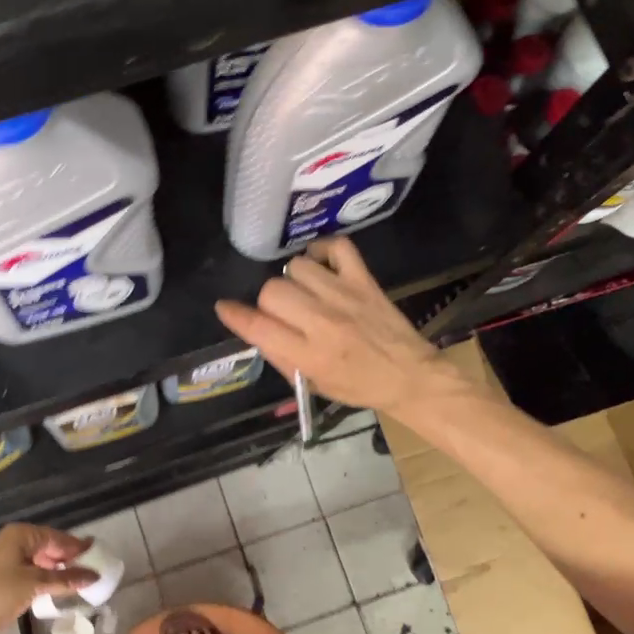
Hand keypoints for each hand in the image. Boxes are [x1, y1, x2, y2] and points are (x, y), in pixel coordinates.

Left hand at [0, 524, 96, 633]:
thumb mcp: (33, 586)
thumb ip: (65, 579)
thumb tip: (94, 575)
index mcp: (20, 534)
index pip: (57, 536)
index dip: (78, 546)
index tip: (98, 555)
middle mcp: (10, 540)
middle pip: (45, 546)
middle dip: (66, 558)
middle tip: (88, 571)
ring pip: (34, 559)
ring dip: (52, 570)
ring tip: (72, 582)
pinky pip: (23, 570)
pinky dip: (38, 577)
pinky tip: (47, 589)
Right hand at [214, 237, 467, 416]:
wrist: (409, 376)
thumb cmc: (357, 387)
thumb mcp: (312, 384)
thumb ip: (281, 357)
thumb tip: (254, 330)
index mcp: (309, 355)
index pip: (258, 326)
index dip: (234, 315)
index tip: (225, 307)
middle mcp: (323, 322)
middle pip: (273, 291)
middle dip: (268, 301)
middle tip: (281, 313)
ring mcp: (345, 296)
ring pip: (297, 268)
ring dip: (293, 280)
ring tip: (303, 293)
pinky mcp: (364, 280)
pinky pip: (335, 247)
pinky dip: (321, 251)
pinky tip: (318, 265)